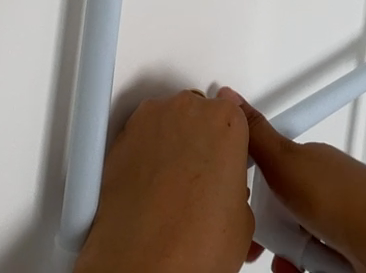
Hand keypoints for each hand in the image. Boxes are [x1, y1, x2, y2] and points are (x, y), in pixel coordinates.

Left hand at [73, 90, 255, 272]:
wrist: (144, 263)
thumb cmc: (190, 244)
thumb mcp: (242, 218)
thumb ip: (235, 184)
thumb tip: (226, 194)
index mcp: (226, 121)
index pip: (233, 116)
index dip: (228, 143)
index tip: (223, 159)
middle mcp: (188, 108)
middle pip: (198, 113)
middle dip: (199, 140)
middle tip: (198, 179)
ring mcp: (152, 116)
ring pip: (167, 120)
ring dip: (170, 143)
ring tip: (171, 186)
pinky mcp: (122, 132)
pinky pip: (139, 134)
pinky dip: (143, 151)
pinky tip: (149, 184)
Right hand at [222, 89, 365, 272]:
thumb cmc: (342, 197)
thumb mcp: (285, 160)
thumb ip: (256, 134)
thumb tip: (231, 98)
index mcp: (311, 160)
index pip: (271, 173)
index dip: (256, 192)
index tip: (246, 205)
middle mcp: (324, 190)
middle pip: (280, 211)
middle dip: (270, 228)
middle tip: (266, 238)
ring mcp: (336, 224)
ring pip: (293, 243)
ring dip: (285, 255)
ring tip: (292, 259)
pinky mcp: (343, 254)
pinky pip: (311, 263)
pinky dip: (303, 268)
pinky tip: (304, 269)